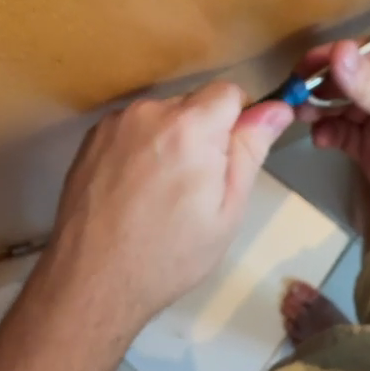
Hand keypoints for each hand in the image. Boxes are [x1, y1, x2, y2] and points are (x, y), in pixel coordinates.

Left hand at [41, 82, 295, 330]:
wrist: (93, 278)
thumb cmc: (170, 254)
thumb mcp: (226, 211)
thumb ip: (250, 150)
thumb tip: (277, 109)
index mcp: (190, 126)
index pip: (227, 91)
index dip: (236, 120)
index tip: (229, 157)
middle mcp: (150, 110)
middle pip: (192, 103)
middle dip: (201, 134)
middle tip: (194, 187)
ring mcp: (116, 121)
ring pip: (161, 117)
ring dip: (168, 139)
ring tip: (158, 192)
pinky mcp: (92, 135)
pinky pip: (131, 128)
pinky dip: (139, 148)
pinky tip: (132, 189)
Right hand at [303, 39, 369, 270]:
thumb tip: (337, 51)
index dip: (340, 55)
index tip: (308, 65)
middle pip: (352, 76)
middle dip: (323, 81)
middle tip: (294, 91)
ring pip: (342, 104)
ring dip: (319, 106)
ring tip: (299, 113)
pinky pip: (341, 134)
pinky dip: (326, 132)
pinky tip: (320, 138)